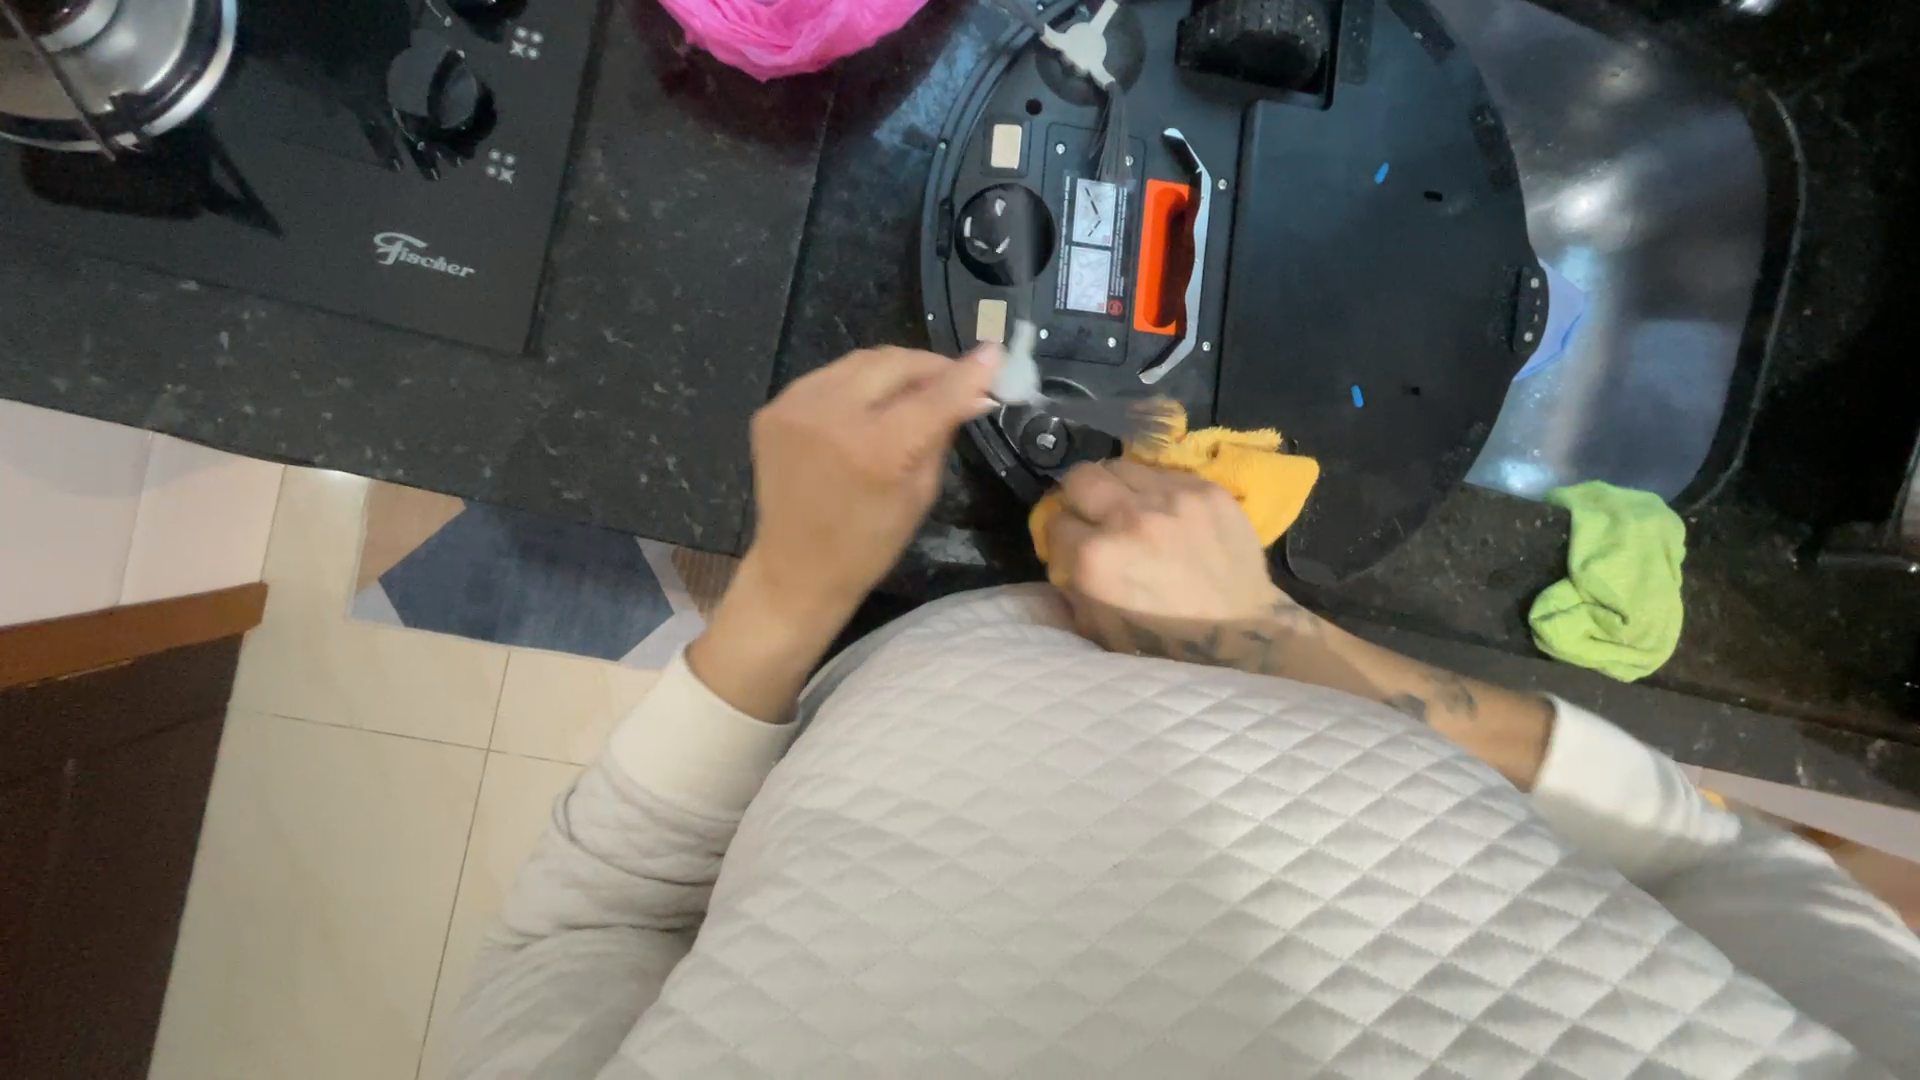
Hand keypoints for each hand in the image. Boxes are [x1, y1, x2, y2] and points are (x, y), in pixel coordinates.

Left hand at [747, 345, 999, 616]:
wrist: (798, 568)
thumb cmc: (869, 544)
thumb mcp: (921, 492)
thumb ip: (942, 432)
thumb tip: (973, 390)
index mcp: (877, 449)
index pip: (934, 394)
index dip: (968, 372)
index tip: (993, 354)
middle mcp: (833, 416)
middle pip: (894, 363)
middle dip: (930, 366)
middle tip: (953, 379)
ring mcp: (796, 407)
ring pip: (860, 362)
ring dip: (893, 372)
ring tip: (912, 392)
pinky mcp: (773, 408)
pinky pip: (829, 378)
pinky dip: (856, 386)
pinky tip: (867, 408)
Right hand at [1045, 460, 1296, 654]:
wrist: (1241, 634)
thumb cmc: (1163, 641)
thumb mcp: (1096, 626)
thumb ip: (1069, 584)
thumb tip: (1059, 550)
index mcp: (1096, 559)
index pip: (1054, 522)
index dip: (1058, 534)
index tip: (1070, 542)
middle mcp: (1129, 520)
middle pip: (1080, 477)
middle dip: (1078, 496)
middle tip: (1092, 514)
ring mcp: (1172, 499)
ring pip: (1121, 466)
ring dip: (1117, 488)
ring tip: (1130, 509)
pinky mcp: (1206, 489)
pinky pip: (1163, 472)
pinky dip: (1156, 490)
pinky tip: (1167, 513)